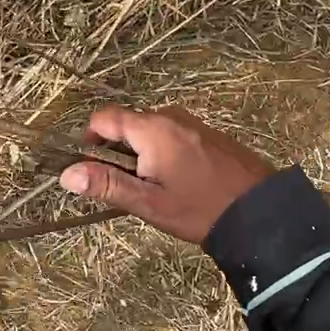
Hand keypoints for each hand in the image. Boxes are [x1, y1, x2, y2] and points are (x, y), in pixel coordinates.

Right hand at [58, 106, 273, 243]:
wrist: (262, 213)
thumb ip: (106, 185)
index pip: (105, 118)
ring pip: (151, 131)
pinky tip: (177, 182)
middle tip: (125, 186)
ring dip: (141, 153)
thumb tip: (66, 174)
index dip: (90, 138)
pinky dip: (163, 152)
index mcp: (152, 129)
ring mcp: (194, 124)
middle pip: (128, 124)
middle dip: (117, 150)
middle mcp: (171, 117)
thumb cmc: (199, 209)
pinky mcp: (210, 135)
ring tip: (153, 187)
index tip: (91, 166)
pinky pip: (173, 135)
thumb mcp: (148, 203)